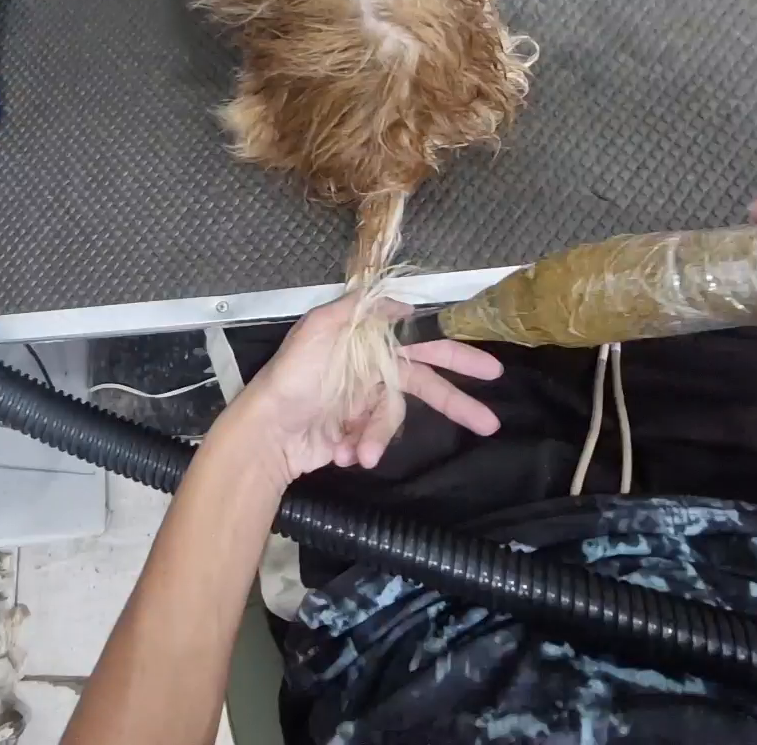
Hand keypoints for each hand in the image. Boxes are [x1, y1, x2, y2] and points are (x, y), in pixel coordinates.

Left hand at [215, 294, 502, 487]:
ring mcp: (362, 403)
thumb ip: (360, 310)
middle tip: (490, 424)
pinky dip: (360, 446)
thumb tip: (404, 304)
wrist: (266, 431)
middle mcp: (369, 369)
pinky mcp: (354, 432)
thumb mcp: (320, 329)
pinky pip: (374, 440)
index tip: (488, 369)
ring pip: (392, 419)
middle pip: (422, 383)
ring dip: (377, 435)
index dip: (453, 353)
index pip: (419, 342)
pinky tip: (340, 451)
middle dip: (455, 402)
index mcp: (365, 341)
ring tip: (358, 451)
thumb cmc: (292, 376)